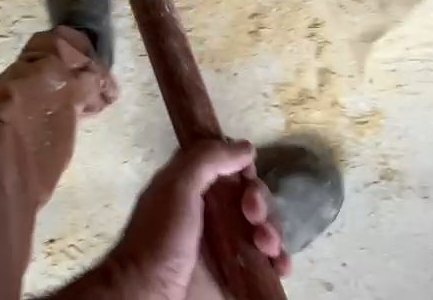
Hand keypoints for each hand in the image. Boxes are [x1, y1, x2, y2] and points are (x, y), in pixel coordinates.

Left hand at [66, 141, 287, 299]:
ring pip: (263, 227)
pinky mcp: (238, 274)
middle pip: (250, 196)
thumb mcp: (177, 187)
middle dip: (260, 201)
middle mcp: (212, 212)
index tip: (246, 176)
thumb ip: (207, 161)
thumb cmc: (160, 236)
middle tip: (252, 214)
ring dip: (273, 230)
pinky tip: (279, 265)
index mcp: (193, 186)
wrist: (152, 293)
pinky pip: (268, 262)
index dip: (242, 168)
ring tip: (267, 244)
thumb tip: (246, 147)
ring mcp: (226, 244)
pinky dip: (280, 260)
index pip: (228, 167)